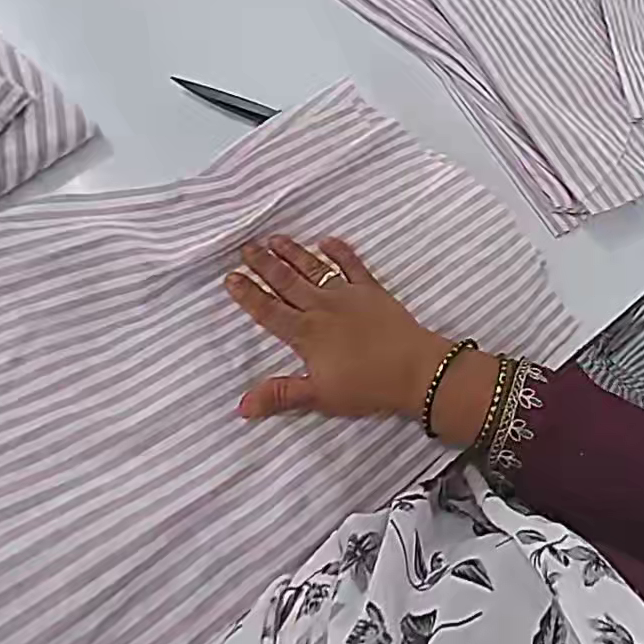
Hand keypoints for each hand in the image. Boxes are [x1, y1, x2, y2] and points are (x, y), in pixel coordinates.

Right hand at [226, 236, 452, 420]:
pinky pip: (352, 265)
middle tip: (246, 247)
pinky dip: (339, 251)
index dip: (248, 294)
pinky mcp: (371, 290)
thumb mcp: (319, 396)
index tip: (230, 277)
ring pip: (314, 268)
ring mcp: (348, 295)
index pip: (268, 310)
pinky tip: (327, 240)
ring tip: (275, 238)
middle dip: (264, 264)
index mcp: (306, 333)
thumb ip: (280, 395)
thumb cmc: (366, 385)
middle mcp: (322, 307)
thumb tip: (241, 405)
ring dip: (293, 253)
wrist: (413, 368)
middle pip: (286, 282)